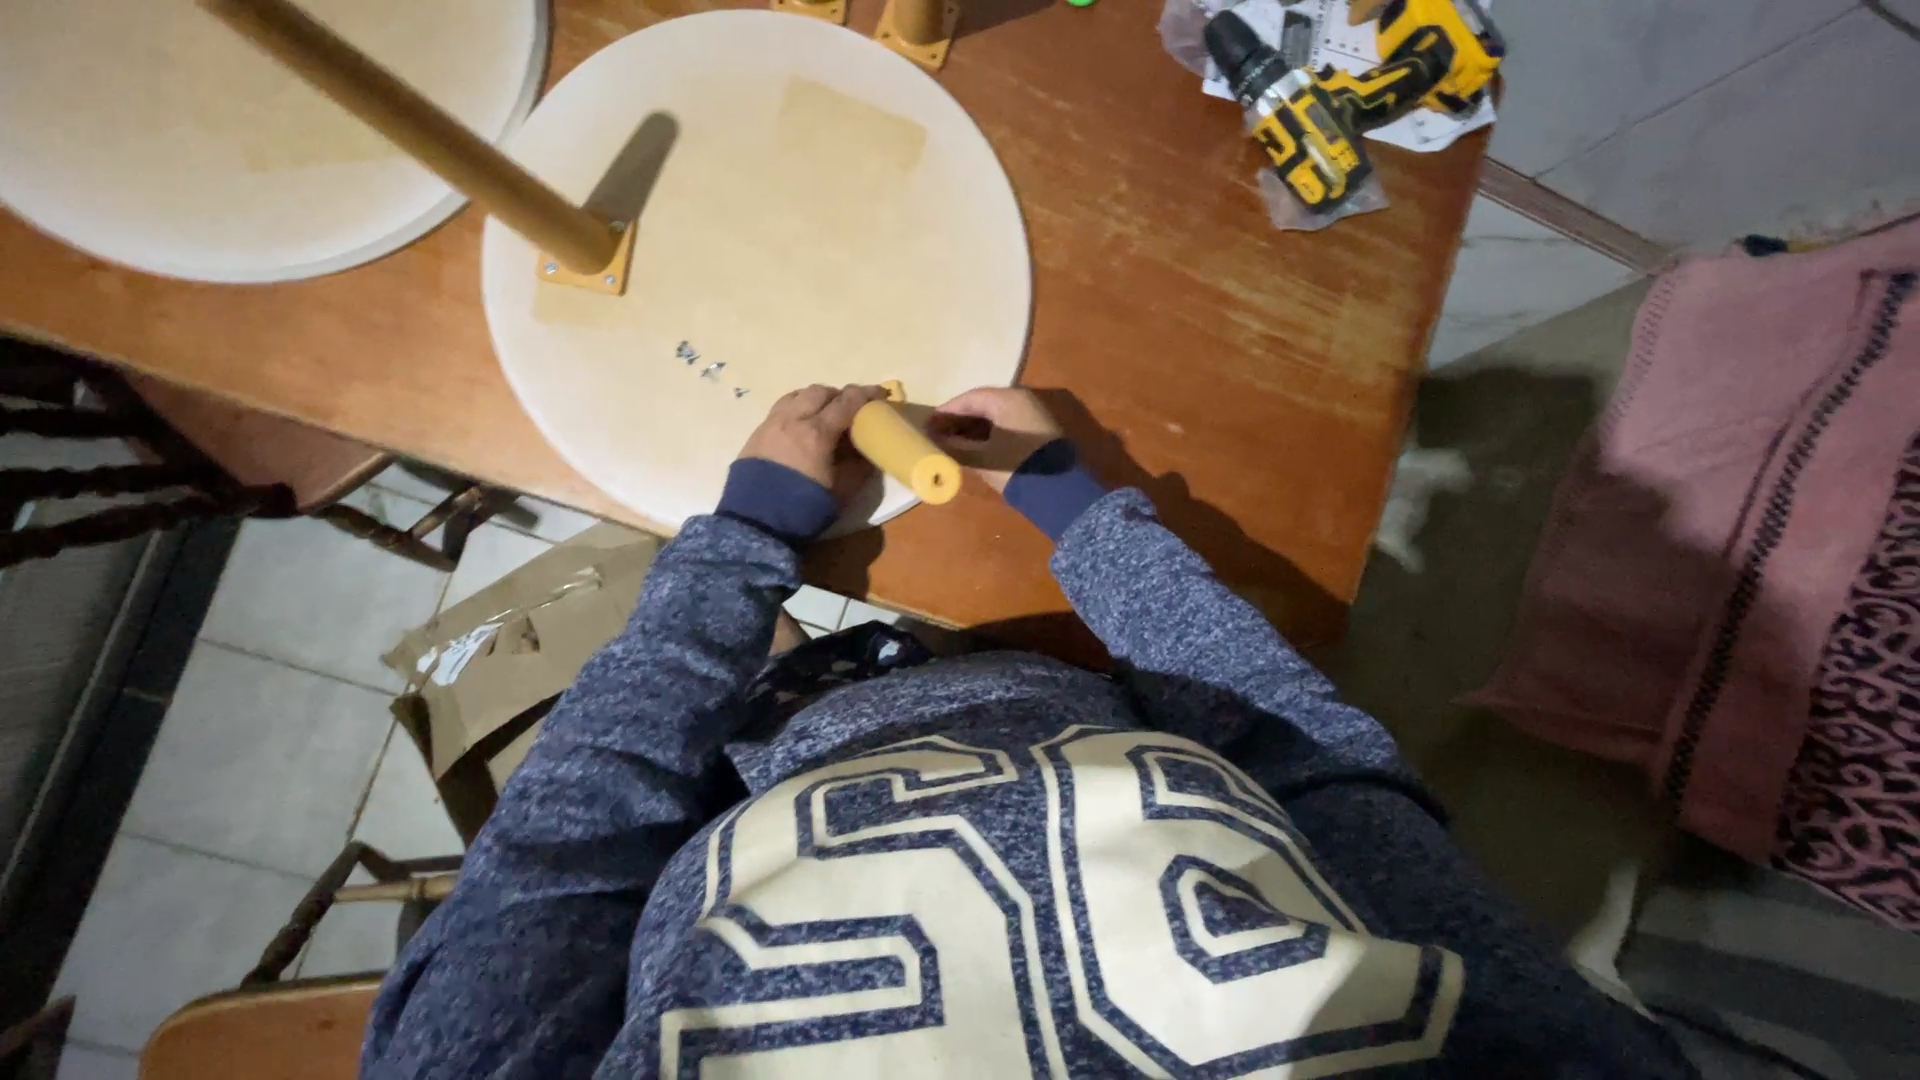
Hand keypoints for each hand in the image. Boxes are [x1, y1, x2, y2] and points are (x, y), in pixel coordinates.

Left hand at [738, 383, 888, 502]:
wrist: (755, 522)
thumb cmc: (804, 508)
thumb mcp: (841, 492)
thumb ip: (859, 468)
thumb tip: (868, 453)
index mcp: (817, 432)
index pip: (847, 402)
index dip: (866, 394)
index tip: (879, 393)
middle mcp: (793, 419)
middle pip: (819, 391)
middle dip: (838, 395)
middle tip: (850, 408)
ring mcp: (771, 423)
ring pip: (796, 395)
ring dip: (815, 398)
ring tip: (823, 413)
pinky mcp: (757, 433)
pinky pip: (780, 408)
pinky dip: (796, 407)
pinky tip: (800, 425)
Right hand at [928, 387, 1063, 493]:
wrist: (1058, 490)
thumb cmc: (1015, 468)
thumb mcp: (982, 458)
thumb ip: (956, 447)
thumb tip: (936, 441)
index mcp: (1007, 399)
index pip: (969, 399)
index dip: (946, 412)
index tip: (928, 424)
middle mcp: (1022, 400)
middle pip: (983, 405)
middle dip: (959, 420)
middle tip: (938, 433)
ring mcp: (1033, 414)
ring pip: (996, 415)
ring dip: (974, 428)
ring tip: (953, 442)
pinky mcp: (1039, 430)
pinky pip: (1008, 425)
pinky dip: (990, 433)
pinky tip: (975, 446)